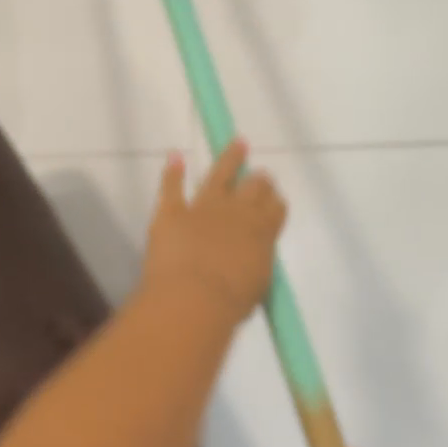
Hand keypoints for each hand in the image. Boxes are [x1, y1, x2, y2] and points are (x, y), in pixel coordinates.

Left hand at [142, 140, 284, 321]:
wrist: (193, 299)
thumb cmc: (231, 303)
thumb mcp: (258, 285)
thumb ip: (257, 263)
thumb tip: (253, 255)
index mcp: (262, 232)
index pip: (275, 209)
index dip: (275, 202)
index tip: (275, 200)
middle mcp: (236, 212)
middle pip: (253, 187)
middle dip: (259, 180)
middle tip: (262, 176)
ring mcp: (203, 208)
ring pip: (219, 175)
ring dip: (230, 158)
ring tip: (238, 143)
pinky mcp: (172, 212)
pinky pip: (172, 186)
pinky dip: (172, 171)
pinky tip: (175, 157)